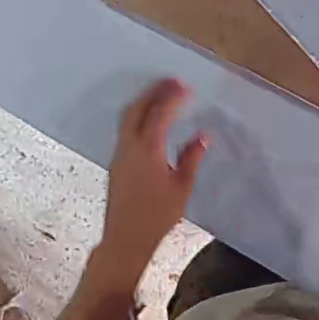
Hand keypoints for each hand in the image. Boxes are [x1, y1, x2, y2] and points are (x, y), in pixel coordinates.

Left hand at [93, 79, 206, 288]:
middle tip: (172, 82)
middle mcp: (129, 147)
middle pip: (137, 108)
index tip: (185, 86)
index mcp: (148, 150)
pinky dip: (138, 117)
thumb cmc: (157, 216)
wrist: (125, 238)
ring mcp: (119, 154)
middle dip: (153, 91)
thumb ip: (191, 158)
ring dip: (144, 102)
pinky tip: (151, 120)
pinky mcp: (116, 162)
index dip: (172, 97)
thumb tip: (202, 136)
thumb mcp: (181, 187)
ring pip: (128, 118)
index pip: (159, 114)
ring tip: (162, 95)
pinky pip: (126, 130)